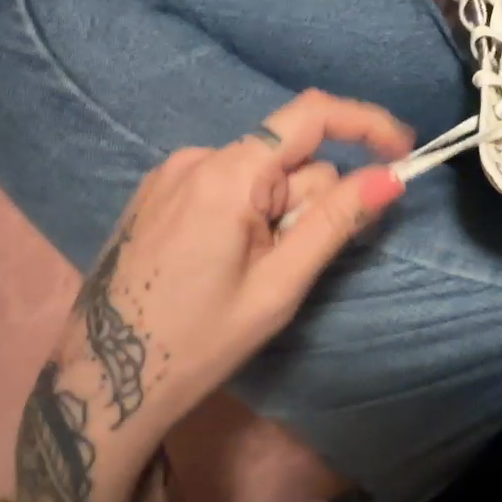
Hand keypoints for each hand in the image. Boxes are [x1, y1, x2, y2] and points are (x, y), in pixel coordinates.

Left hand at [55, 90, 414, 430]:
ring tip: (254, 273)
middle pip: (290, 157)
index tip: (404, 149)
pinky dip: (251, 211)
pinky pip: (229, 183)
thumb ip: (336, 221)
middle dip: (312, 200)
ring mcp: (172, 172)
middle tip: (295, 265)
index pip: (312, 115)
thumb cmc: (195, 342)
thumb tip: (392, 176)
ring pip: (262, 173)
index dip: (366, 123)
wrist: (97, 386)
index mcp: (228, 173)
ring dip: (281, 211)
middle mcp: (197, 156)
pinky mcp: (158, 192)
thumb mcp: (278, 286)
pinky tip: (228, 261)